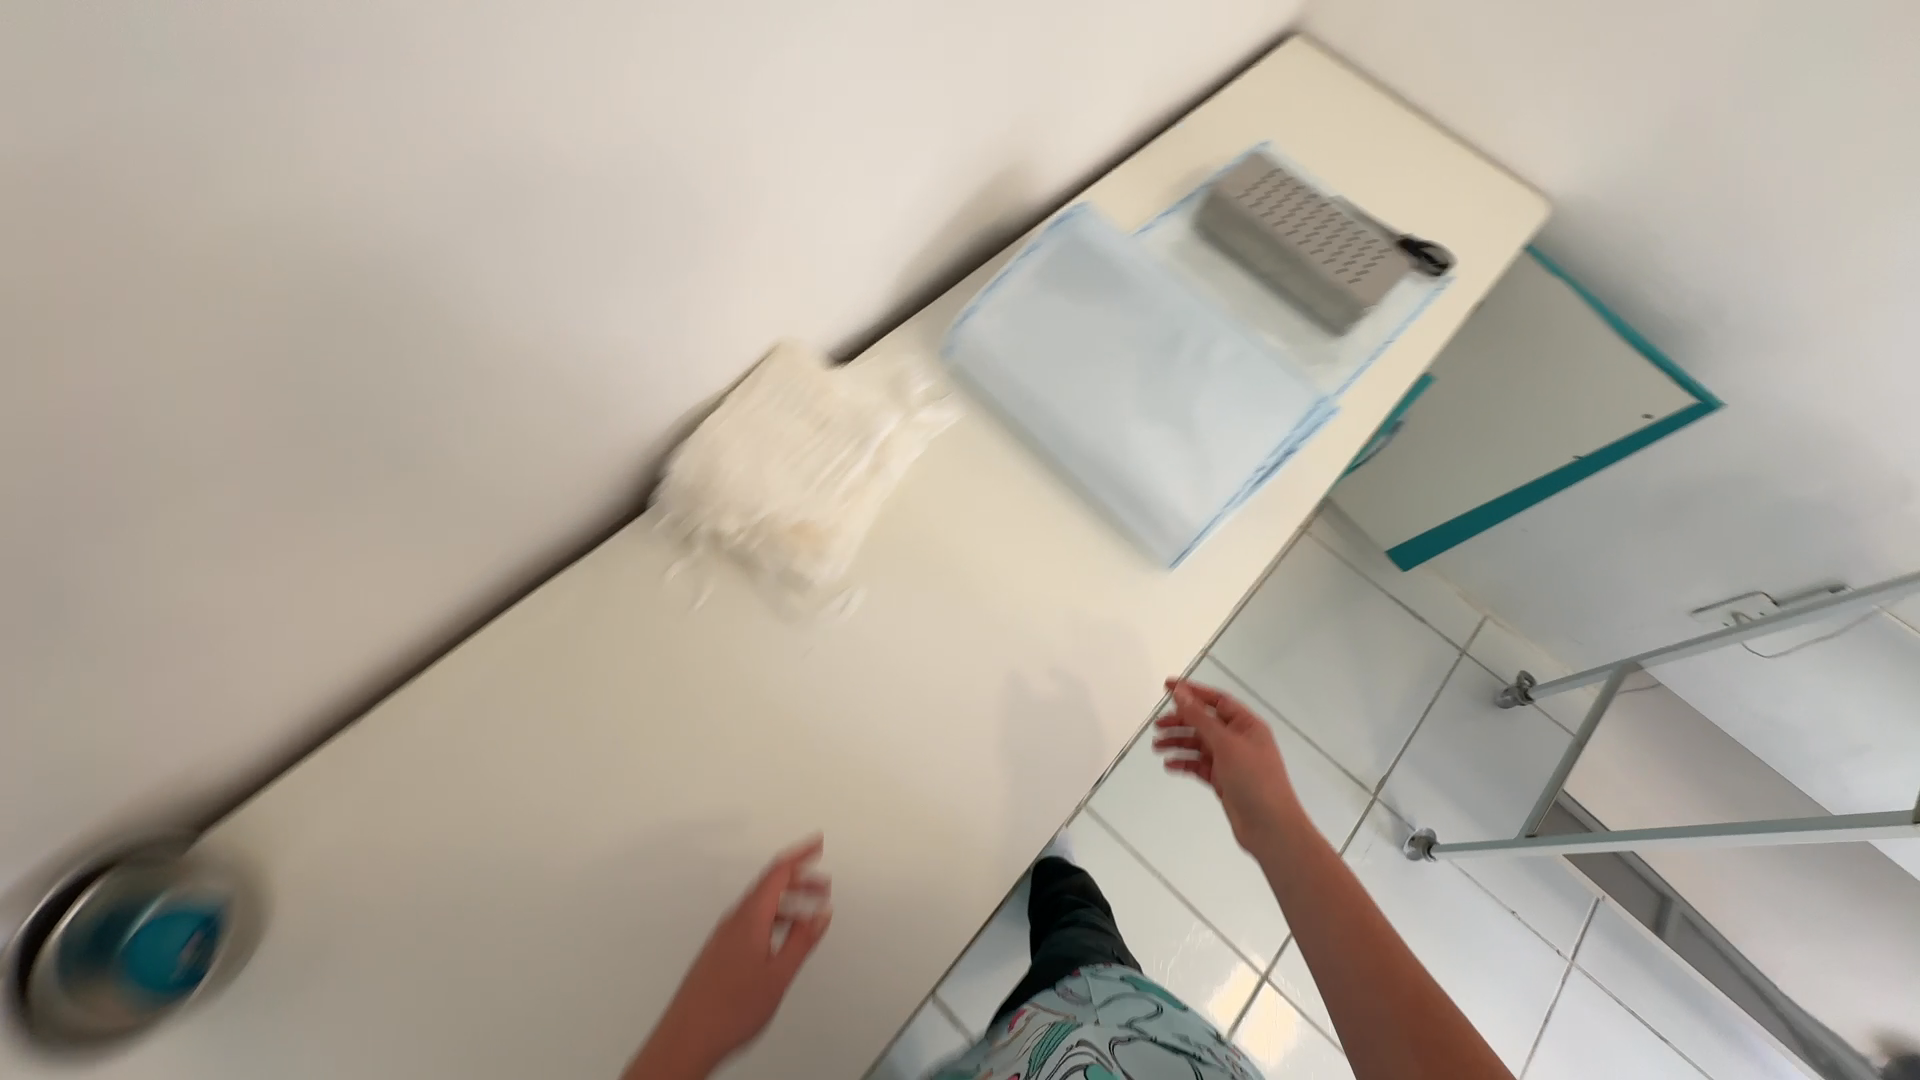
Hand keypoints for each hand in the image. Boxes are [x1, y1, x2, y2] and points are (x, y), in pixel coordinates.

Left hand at [625, 836, 832, 1079]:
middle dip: (800, 879)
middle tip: (822, 882)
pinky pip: (751, 919)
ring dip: (788, 900)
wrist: (686, 1040)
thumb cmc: (726, 1011)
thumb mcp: (779, 975)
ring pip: (761, 904)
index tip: (817, 843)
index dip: (801, 854)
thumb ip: (802, 940)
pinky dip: (774, 917)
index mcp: (750, 918)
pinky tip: (782, 935)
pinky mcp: (720, 950)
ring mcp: (724, 935)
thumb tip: (821, 914)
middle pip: (770, 885)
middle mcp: (734, 921)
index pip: (779, 871)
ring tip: (808, 910)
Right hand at [1153, 679, 1304, 851]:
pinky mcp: (1223, 780)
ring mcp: (1231, 761)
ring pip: (1199, 744)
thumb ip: (1200, 717)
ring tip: (1157, 747)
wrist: (1270, 828)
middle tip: (1157, 726)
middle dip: (1181, 722)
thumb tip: (1181, 692)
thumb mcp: (1225, 744)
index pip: (1216, 700)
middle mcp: (1239, 739)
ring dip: (1178, 743)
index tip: (1167, 687)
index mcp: (1246, 725)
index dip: (1192, 692)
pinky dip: (1184, 763)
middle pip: (1204, 722)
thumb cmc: (1254, 779)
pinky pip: (1199, 765)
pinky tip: (1170, 765)